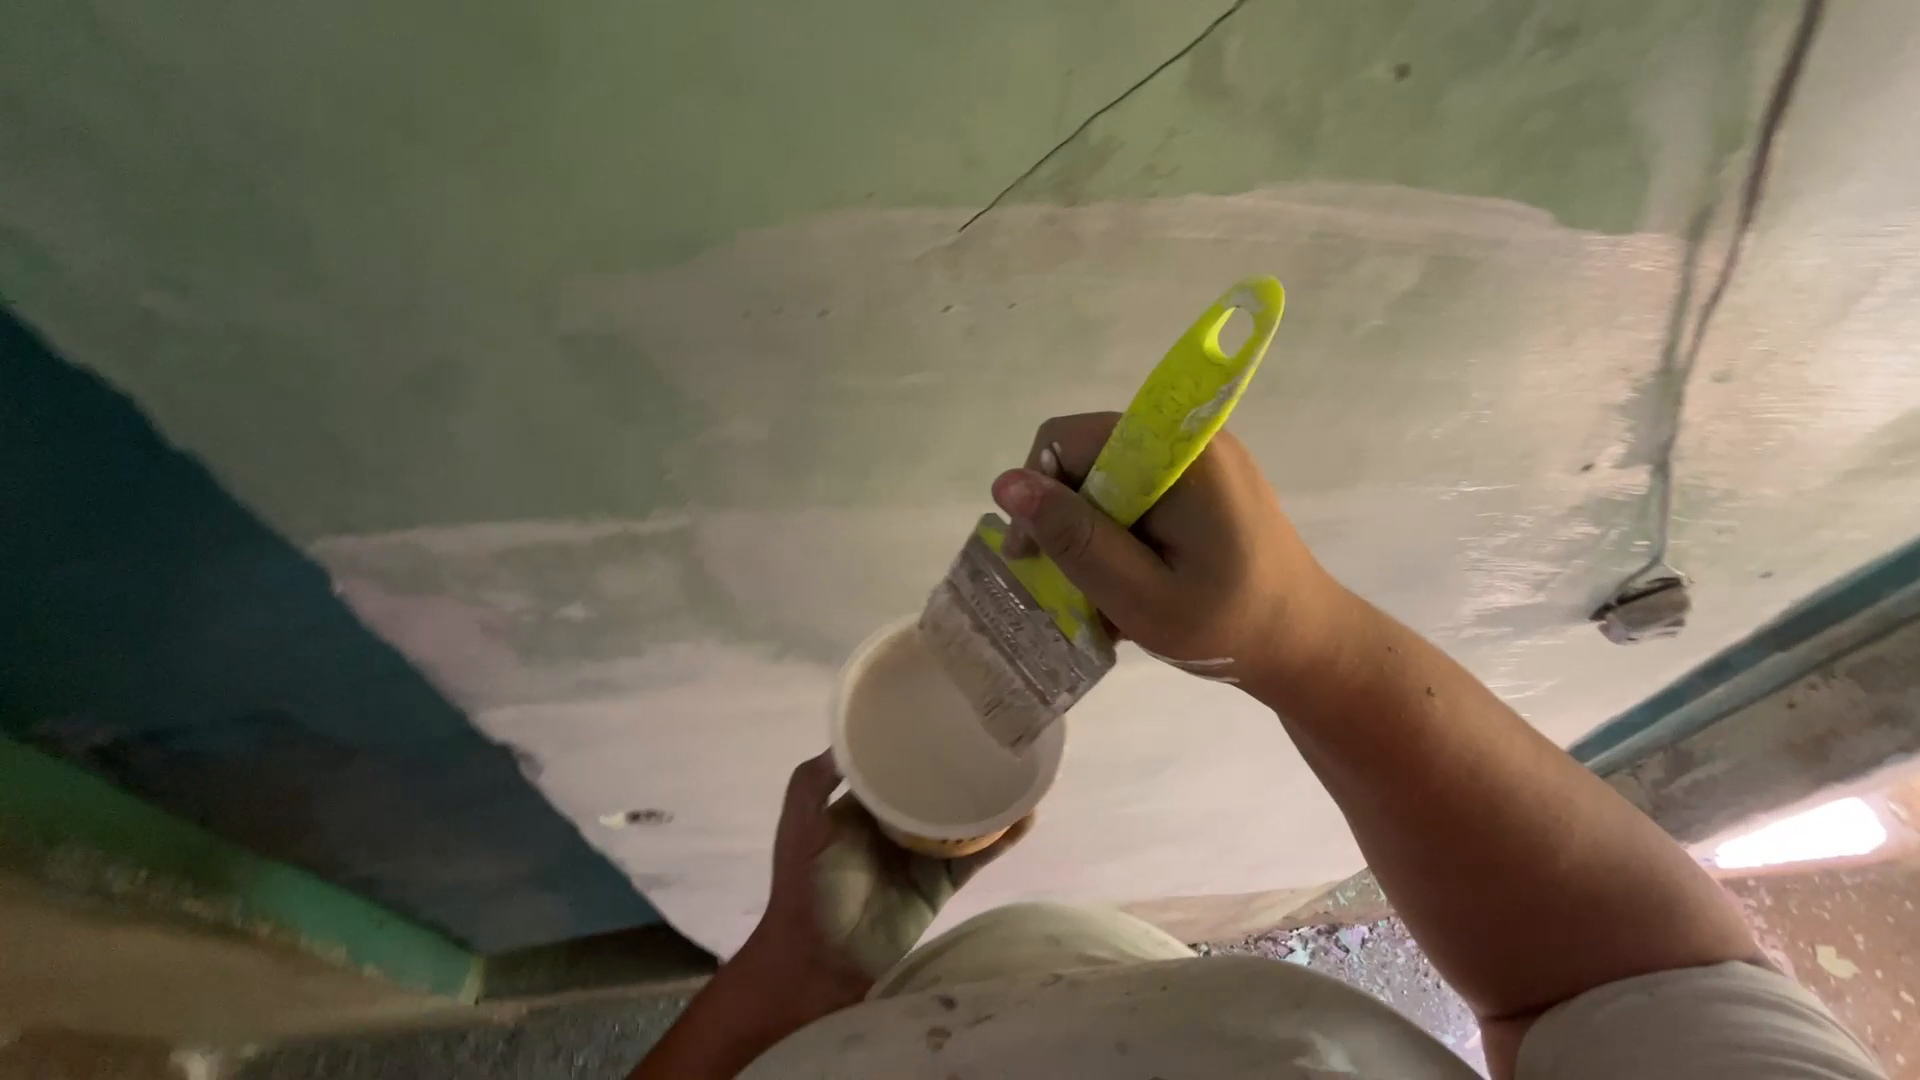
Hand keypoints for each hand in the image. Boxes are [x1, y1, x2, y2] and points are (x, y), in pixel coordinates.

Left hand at [745, 752, 1031, 997]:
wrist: (819, 960)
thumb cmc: (805, 885)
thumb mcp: (799, 824)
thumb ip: (812, 781)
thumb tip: (844, 738)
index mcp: (863, 805)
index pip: (895, 764)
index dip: (916, 741)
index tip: (944, 711)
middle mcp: (897, 823)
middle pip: (936, 787)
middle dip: (961, 764)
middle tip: (995, 734)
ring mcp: (923, 853)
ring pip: (963, 818)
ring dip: (990, 797)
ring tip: (1022, 769)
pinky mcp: (943, 883)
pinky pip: (977, 856)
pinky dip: (1001, 838)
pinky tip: (1025, 815)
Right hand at [993, 412, 1351, 696]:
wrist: (1308, 647)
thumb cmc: (1227, 627)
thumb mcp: (1139, 594)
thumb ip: (1075, 538)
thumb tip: (1006, 484)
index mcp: (1179, 453)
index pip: (1070, 439)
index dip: (1040, 492)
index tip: (1036, 554)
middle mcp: (1188, 442)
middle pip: (1087, 459)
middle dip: (1066, 519)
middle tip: (1070, 585)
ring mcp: (1198, 463)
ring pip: (1106, 482)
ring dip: (1091, 536)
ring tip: (1104, 593)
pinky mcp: (1202, 488)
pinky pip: (1135, 497)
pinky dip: (1119, 538)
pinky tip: (1128, 583)